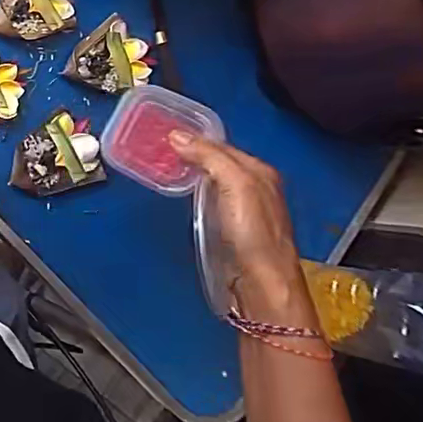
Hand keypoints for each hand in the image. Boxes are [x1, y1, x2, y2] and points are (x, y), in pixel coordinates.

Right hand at [168, 131, 308, 317]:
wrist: (263, 287)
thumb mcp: (235, 184)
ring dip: (192, 173)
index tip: (166, 134)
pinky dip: (195, 193)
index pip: (221, 145)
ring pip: (213, 181)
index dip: (195, 139)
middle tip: (160, 149)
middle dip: (192, 154)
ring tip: (165, 167)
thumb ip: (210, 157)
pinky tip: (183, 196)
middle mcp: (255, 187)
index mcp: (260, 171)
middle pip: (218, 162)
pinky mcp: (232, 231)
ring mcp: (244, 211)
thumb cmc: (253, 234)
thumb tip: (177, 136)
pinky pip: (210, 200)